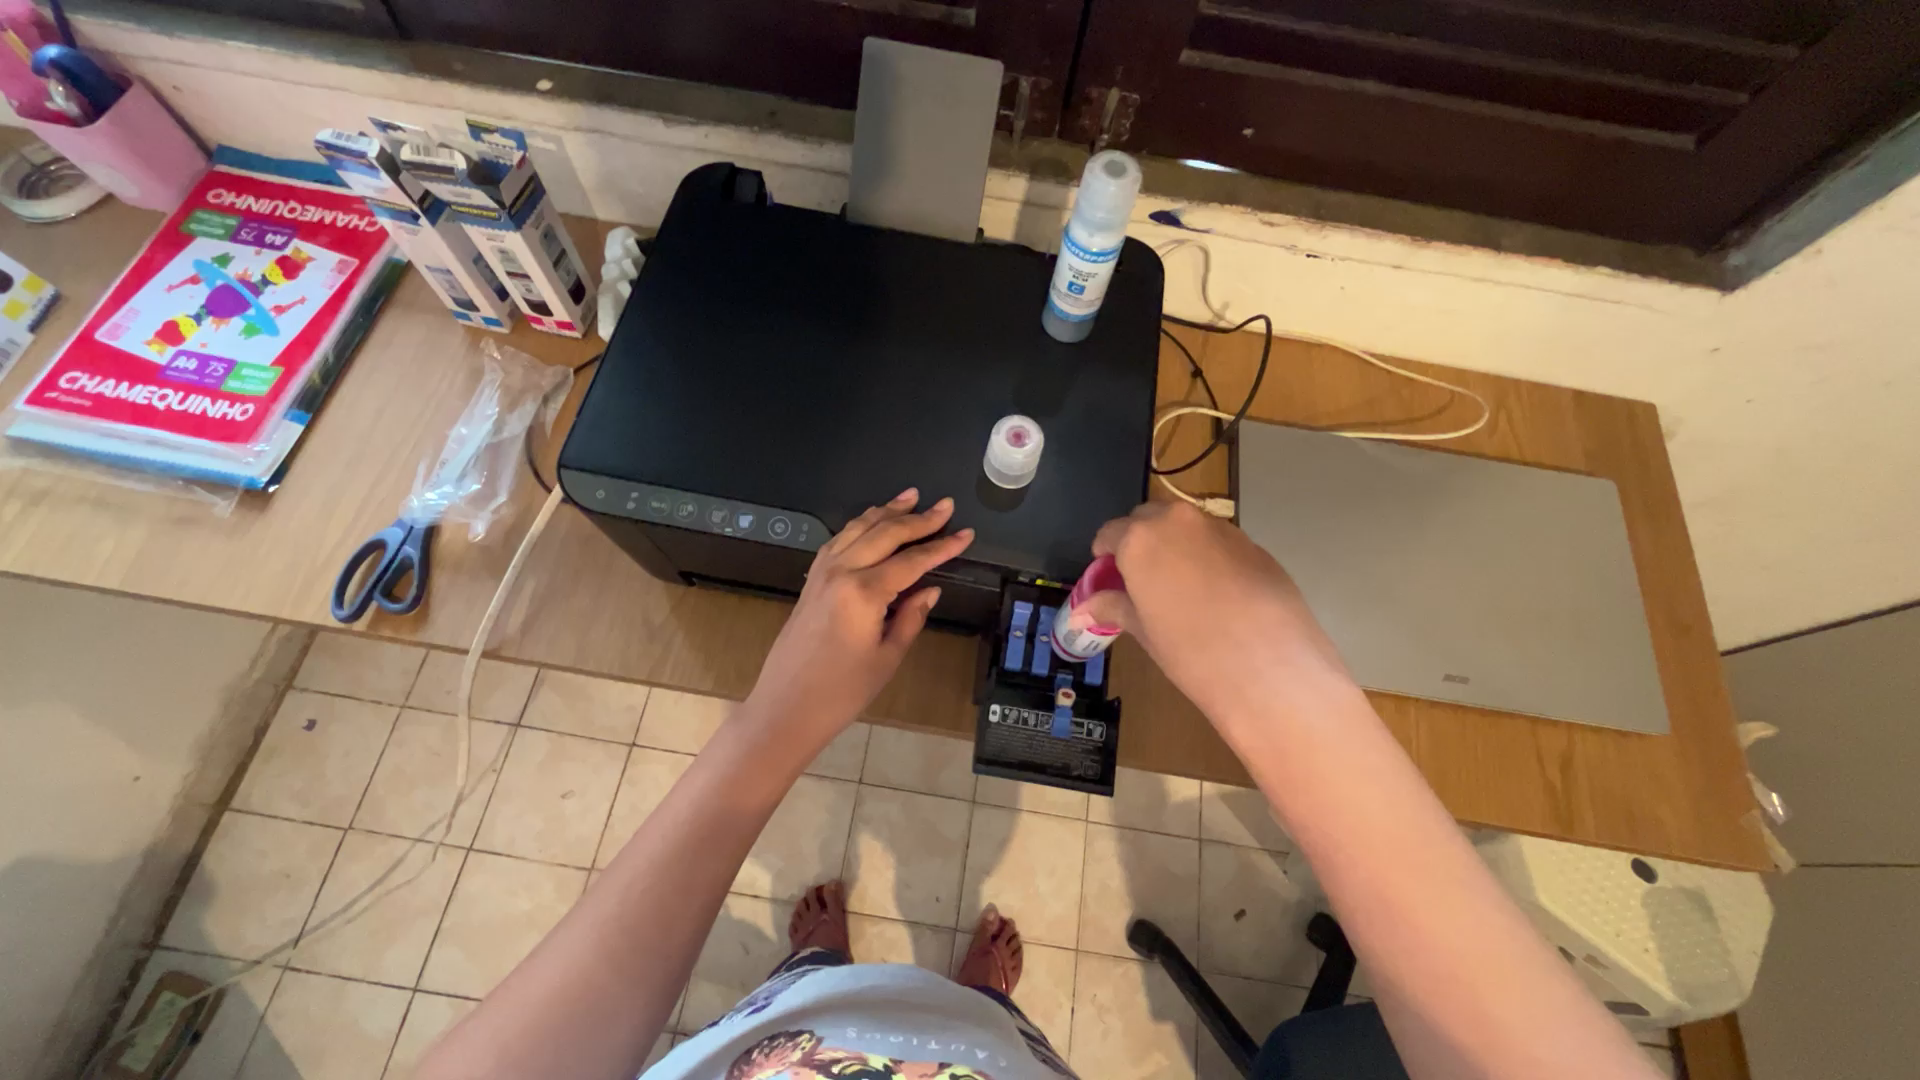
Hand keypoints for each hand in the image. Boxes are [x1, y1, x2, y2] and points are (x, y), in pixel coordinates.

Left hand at [744, 488, 973, 747]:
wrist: (785, 707)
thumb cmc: (841, 692)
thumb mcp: (887, 657)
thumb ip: (911, 617)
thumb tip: (930, 589)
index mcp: (865, 592)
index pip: (912, 560)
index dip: (942, 546)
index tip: (965, 533)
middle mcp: (841, 572)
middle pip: (885, 533)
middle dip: (918, 518)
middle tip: (945, 505)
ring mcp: (822, 573)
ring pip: (858, 529)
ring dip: (887, 511)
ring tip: (911, 497)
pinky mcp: (811, 581)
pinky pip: (838, 541)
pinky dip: (859, 526)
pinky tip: (870, 522)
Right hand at [1085, 501, 1356, 732]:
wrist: (1270, 664)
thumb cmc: (1191, 650)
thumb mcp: (1144, 631)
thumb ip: (1113, 608)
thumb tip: (1082, 610)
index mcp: (1141, 538)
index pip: (1109, 533)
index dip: (1105, 557)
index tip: (1109, 581)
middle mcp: (1178, 521)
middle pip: (1148, 519)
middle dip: (1140, 543)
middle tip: (1142, 584)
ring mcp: (1220, 528)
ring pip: (1186, 527)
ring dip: (1176, 547)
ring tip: (1182, 592)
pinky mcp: (1254, 544)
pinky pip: (1218, 542)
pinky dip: (1209, 558)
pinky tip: (1218, 597)